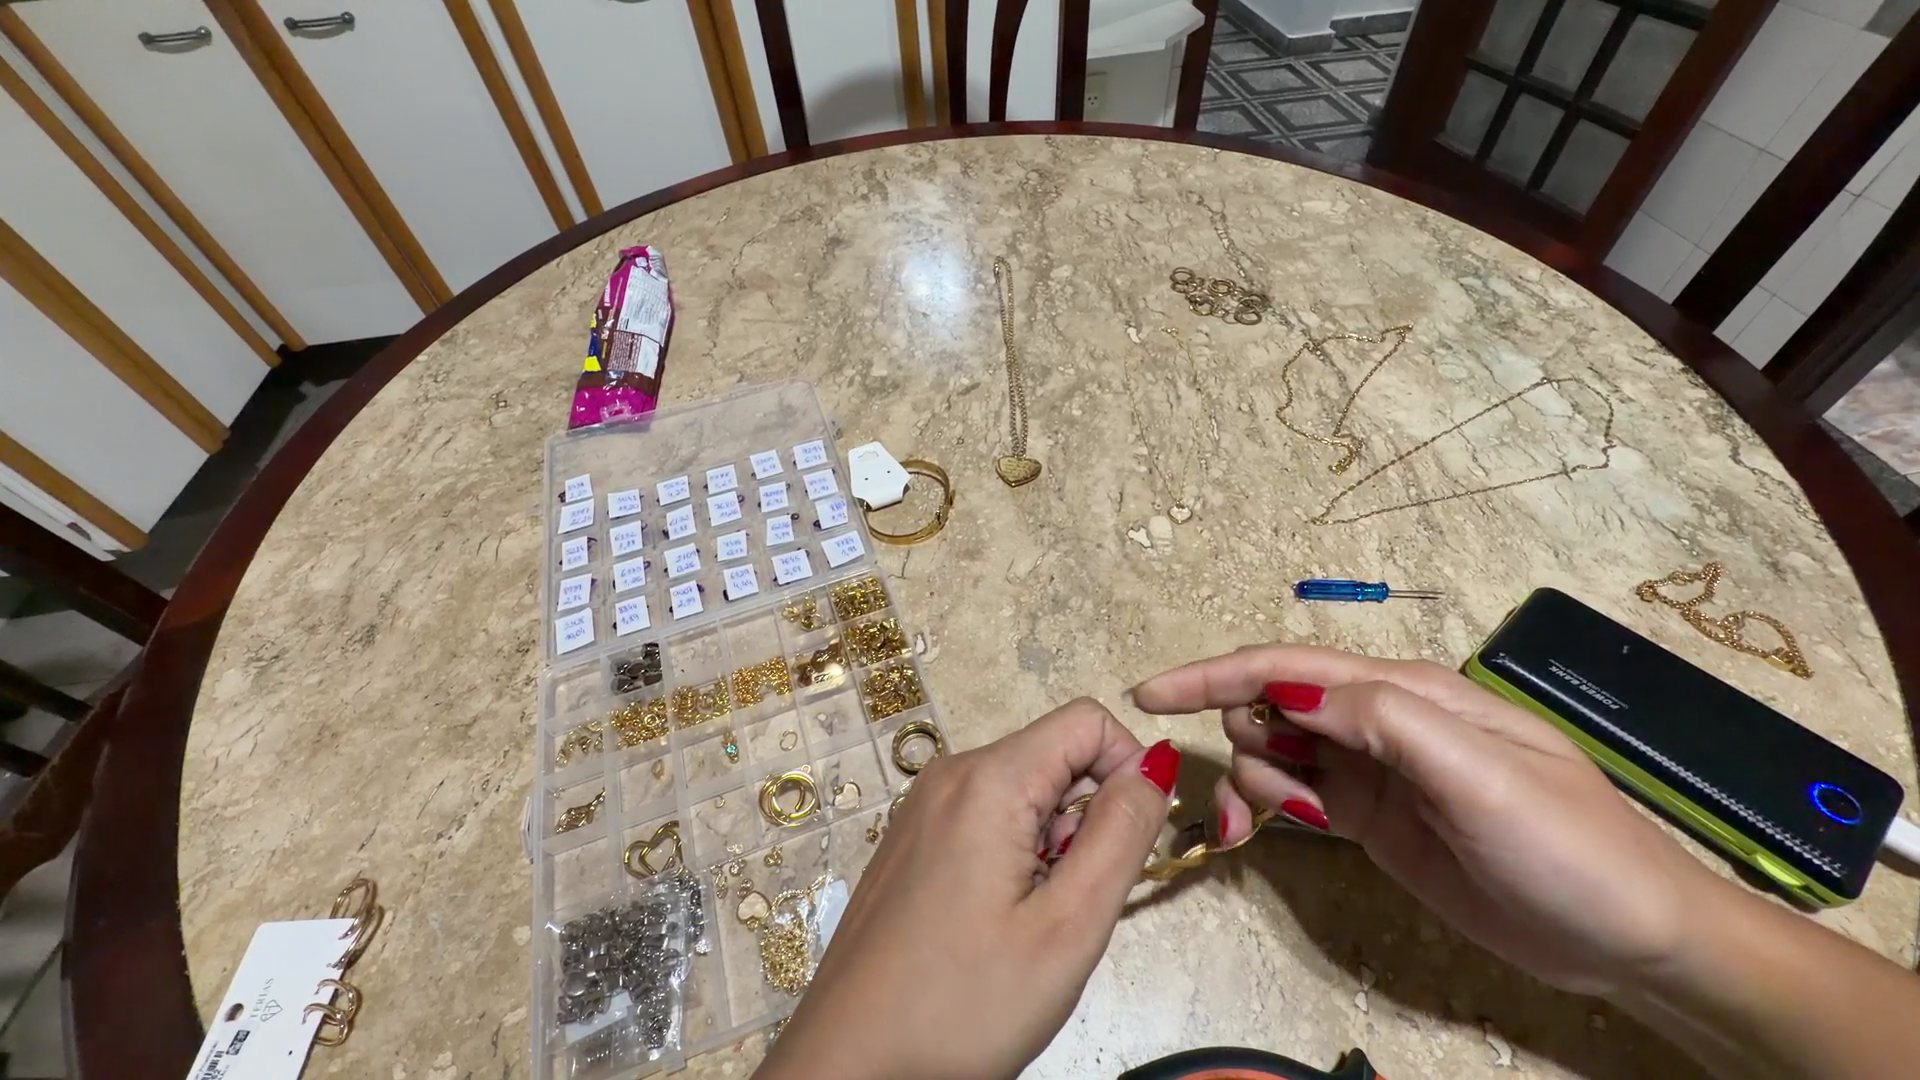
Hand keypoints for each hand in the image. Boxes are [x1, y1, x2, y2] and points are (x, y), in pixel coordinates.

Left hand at [755, 699, 1179, 1079]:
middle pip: (1053, 755)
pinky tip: (997, 920)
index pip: (1086, 720)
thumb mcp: (1068, 926)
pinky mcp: (912, 837)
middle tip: (1071, 900)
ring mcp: (923, 805)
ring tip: (1032, 919)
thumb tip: (1154, 767)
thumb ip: (1121, 834)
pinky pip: (987, 816)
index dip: (1129, 766)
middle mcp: (950, 773)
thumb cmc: (963, 1004)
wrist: (849, 1065)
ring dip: (1053, 841)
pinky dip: (1015, 852)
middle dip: (1086, 815)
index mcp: (988, 778)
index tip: (1130, 841)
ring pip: (1023, 790)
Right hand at [1132, 645, 1718, 995]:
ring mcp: (1368, 771)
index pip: (1287, 669)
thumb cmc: (1566, 845)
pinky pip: (1293, 797)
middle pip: (1269, 707)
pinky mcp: (1365, 817)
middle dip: (1235, 737)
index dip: (1214, 675)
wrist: (1627, 939)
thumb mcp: (1482, 774)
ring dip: (1252, 781)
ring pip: (1274, 753)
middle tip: (1246, 797)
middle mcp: (1376, 722)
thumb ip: (1383, 720)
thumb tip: (1288, 694)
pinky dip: (1269, 806)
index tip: (1149, 695)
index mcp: (1403, 694)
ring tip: (1265, 823)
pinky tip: (1275, 829)